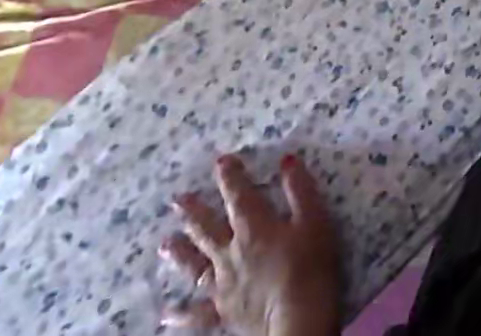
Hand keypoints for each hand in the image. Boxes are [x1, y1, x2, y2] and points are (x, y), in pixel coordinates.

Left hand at [162, 154, 339, 335]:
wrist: (297, 321)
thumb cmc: (309, 265)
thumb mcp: (314, 219)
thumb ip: (299, 189)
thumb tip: (287, 161)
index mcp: (253, 226)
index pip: (238, 194)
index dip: (229, 176)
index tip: (221, 161)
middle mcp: (231, 252)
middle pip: (208, 228)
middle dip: (194, 211)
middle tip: (177, 199)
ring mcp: (223, 285)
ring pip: (196, 265)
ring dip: (181, 253)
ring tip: (166, 243)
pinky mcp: (223, 314)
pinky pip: (197, 314)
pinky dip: (181, 314)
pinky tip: (166, 313)